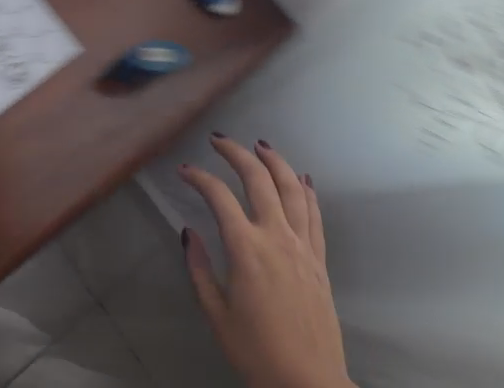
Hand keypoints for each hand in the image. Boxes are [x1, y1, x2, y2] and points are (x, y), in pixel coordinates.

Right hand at [178, 137, 352, 387]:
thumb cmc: (255, 351)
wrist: (309, 383)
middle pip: (259, 180)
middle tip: (219, 140)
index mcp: (246, 249)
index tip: (183, 170)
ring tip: (260, 146)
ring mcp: (303, 248)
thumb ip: (198, 267)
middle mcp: (277, 239)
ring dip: (275, 163)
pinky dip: (307, 192)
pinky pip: (315, 216)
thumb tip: (188, 233)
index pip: (218, 196)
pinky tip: (301, 179)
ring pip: (293, 191)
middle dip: (237, 153)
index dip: (198, 177)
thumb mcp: (215, 312)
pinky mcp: (320, 262)